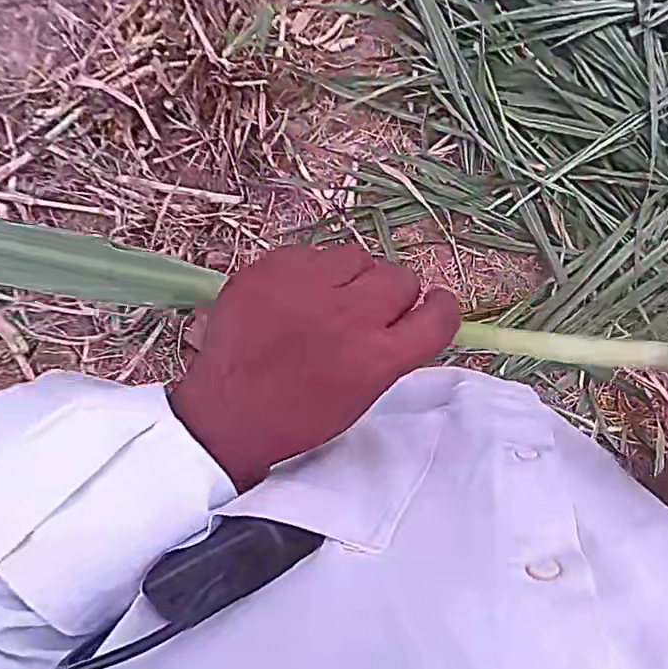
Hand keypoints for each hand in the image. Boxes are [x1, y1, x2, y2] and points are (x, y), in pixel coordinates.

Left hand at [170, 245, 461, 491]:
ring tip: (325, 303)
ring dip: (352, 278)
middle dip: (391, 295)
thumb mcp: (361, 396)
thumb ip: (391, 354)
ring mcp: (308, 285)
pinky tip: (293, 298)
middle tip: (364, 314)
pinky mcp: (273, 266)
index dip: (440, 308)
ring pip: (359, 257)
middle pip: (401, 278)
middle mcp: (349, 315)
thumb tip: (408, 317)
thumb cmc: (298, 416)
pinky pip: (314, 253)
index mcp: (377, 358)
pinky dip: (311, 272)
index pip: (438, 316)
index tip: (432, 307)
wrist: (227, 412)